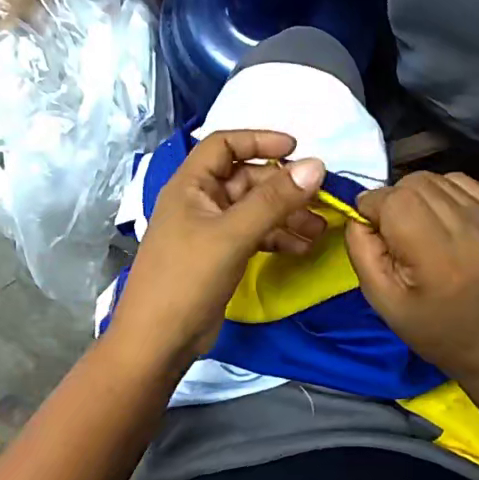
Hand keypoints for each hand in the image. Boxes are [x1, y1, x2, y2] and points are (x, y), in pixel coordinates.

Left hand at [111, 131, 326, 363]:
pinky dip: (276, 238)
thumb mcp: (232, 235)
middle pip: (246, 180)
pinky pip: (253, 236)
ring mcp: (208, 231)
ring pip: (254, 211)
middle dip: (283, 189)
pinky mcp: (218, 256)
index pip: (224, 145)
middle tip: (320, 202)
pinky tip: (302, 248)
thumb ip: (274, 200)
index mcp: (190, 185)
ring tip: (318, 231)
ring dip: (286, 216)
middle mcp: (198, 202)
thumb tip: (316, 165)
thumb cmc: (187, 278)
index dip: (259, 140)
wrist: (158, 339)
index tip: (296, 148)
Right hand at [344, 171, 478, 379]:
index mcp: (440, 258)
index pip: (396, 200)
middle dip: (392, 200)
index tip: (371, 230)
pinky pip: (459, 183)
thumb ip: (362, 250)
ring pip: (436, 179)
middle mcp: (474, 231)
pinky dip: (441, 195)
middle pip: (415, 183)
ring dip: (416, 196)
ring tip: (418, 228)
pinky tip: (441, 223)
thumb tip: (359, 213)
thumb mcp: (381, 299)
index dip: (373, 207)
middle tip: (392, 232)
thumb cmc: (429, 327)